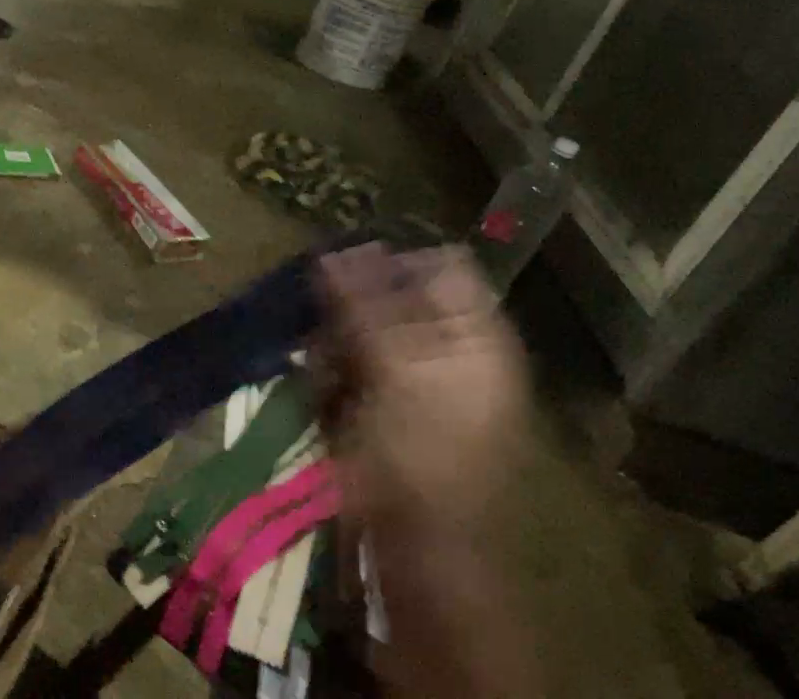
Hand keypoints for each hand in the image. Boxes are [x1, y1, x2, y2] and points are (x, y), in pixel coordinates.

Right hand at [316, 244, 536, 697]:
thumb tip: (334, 252)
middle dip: (351, 308)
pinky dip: (329, 373)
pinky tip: (324, 390)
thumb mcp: (398, 371)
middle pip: (393, 298)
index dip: (394, 258)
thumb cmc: (423, 454)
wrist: (419, 545)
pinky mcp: (378, 404)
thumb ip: (365, 307)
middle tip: (327, 327)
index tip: (341, 260)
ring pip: (360, 331)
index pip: (440, 268)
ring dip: (335, 344)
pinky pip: (346, 365)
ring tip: (328, 372)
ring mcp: (412, 378)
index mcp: (474, 337)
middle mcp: (446, 350)